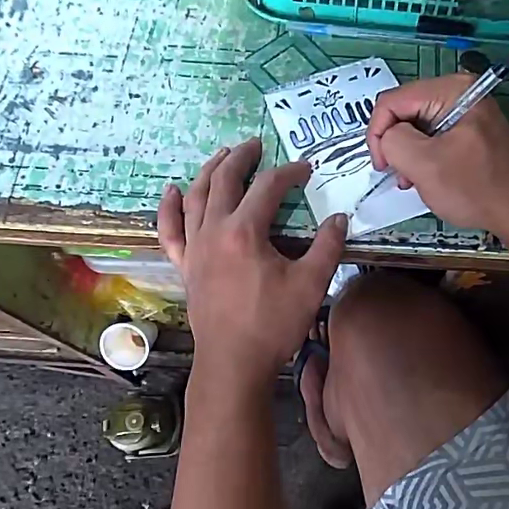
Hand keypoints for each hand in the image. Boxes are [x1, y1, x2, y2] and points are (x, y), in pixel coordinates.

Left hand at [159, 138, 347, 381]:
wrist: (234, 363)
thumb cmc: (273, 325)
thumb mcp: (310, 284)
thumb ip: (327, 247)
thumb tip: (339, 219)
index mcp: (244, 232)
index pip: (268, 187)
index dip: (289, 173)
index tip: (306, 170)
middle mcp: (214, 231)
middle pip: (224, 181)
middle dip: (242, 159)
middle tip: (256, 145)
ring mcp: (195, 249)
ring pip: (196, 197)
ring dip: (209, 171)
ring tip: (223, 156)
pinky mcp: (185, 266)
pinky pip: (170, 231)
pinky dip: (169, 208)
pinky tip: (172, 191)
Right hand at [366, 73, 508, 233]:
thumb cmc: (475, 188)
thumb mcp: (424, 164)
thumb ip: (394, 141)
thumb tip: (388, 138)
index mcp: (451, 90)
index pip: (392, 101)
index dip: (378, 133)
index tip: (382, 165)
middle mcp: (460, 93)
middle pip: (404, 111)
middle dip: (395, 144)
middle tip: (400, 175)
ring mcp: (468, 112)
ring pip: (417, 126)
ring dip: (408, 154)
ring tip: (414, 181)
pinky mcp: (472, 132)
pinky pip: (434, 137)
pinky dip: (425, 157)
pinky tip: (429, 178)